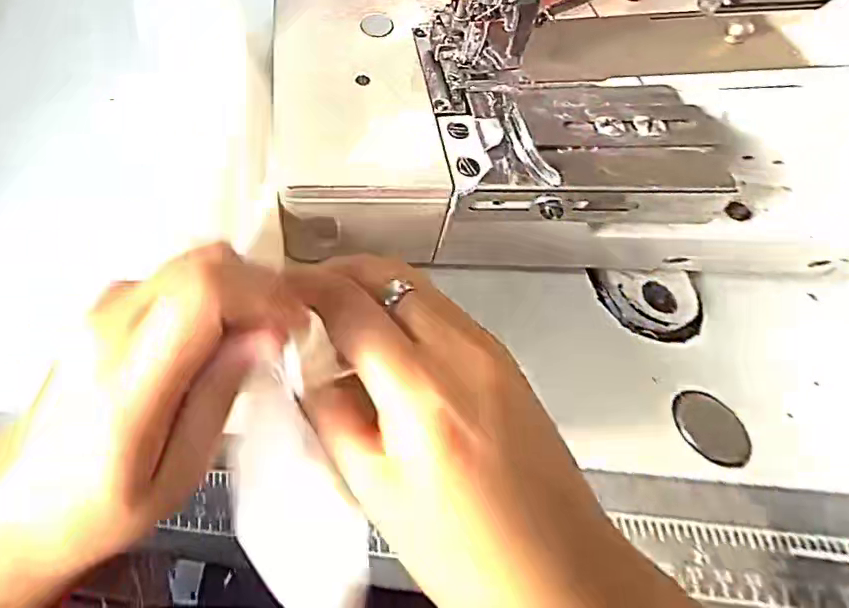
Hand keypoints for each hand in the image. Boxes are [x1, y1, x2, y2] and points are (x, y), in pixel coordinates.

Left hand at [0, 243, 301, 607]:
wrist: (16, 502)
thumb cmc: (98, 507)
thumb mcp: (175, 474)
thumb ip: (220, 393)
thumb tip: (268, 332)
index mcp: (125, 374)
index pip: (202, 291)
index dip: (261, 292)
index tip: (295, 323)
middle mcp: (111, 321)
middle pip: (201, 262)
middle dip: (258, 283)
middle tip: (285, 327)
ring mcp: (103, 305)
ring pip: (190, 261)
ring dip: (236, 284)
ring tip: (257, 331)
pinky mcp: (104, 303)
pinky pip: (172, 276)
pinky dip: (210, 289)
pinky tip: (218, 332)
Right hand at [287, 257, 692, 607]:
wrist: (566, 579)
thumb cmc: (480, 559)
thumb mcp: (375, 489)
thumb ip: (330, 414)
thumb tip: (303, 367)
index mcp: (423, 393)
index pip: (349, 303)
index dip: (304, 287)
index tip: (282, 291)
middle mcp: (462, 355)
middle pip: (385, 272)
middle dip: (337, 272)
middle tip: (306, 294)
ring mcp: (488, 350)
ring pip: (412, 283)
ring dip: (369, 287)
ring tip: (340, 322)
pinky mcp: (502, 356)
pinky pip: (439, 307)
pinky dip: (401, 308)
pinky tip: (385, 344)